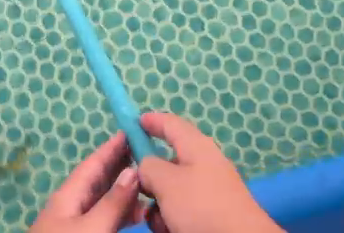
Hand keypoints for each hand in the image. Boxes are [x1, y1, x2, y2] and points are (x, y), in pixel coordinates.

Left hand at [29, 131, 146, 232]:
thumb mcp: (91, 227)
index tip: (132, 130)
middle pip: (99, 180)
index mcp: (70, 194)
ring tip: (148, 184)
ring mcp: (78, 225)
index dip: (112, 146)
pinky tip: (138, 215)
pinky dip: (121, 214)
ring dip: (125, 192)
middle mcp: (73, 206)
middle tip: (147, 154)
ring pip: (104, 202)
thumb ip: (112, 202)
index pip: (94, 163)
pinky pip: (105, 220)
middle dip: (121, 166)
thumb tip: (132, 171)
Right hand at [137, 112, 283, 232]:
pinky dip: (172, 217)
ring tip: (154, 218)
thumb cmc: (202, 207)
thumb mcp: (167, 182)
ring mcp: (209, 191)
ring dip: (159, 202)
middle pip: (168, 161)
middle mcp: (204, 164)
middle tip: (134, 187)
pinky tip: (167, 229)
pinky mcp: (212, 215)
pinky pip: (184, 209)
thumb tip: (145, 166)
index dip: (149, 121)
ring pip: (173, 190)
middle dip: (149, 175)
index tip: (131, 124)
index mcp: (195, 146)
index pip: (169, 123)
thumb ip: (148, 167)